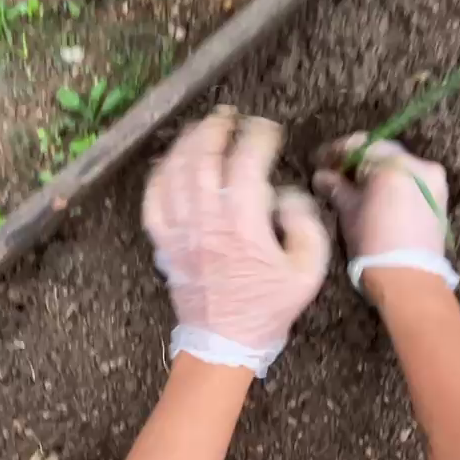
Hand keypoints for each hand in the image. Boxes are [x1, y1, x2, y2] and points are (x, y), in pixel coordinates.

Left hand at [143, 108, 330, 376]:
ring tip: (202, 129)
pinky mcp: (164, 245)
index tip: (268, 129)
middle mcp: (206, 221)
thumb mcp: (308, 270)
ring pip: (175, 174)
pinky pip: (152, 202)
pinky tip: (168, 163)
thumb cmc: (267, 309)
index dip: (258, 136)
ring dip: (187, 144)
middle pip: (203, 157)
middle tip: (229, 116)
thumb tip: (284, 195)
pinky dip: (158, 177)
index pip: (247, 161)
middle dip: (216, 129)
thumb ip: (304, 223)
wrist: (224, 342)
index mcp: (243, 224)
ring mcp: (179, 232)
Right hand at [310, 136, 456, 295]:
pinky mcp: (438, 198)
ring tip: (353, 188)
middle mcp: (420, 166)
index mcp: (395, 166)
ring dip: (374, 173)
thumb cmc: (374, 245)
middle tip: (334, 173)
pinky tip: (374, 198)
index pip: (361, 145)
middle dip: (356, 161)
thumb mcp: (349, 213)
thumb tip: (321, 176)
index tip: (319, 160)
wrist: (409, 280)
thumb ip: (336, 188)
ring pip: (397, 167)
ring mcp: (433, 181)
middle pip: (382, 153)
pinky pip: (410, 181)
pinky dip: (391, 184)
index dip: (336, 151)